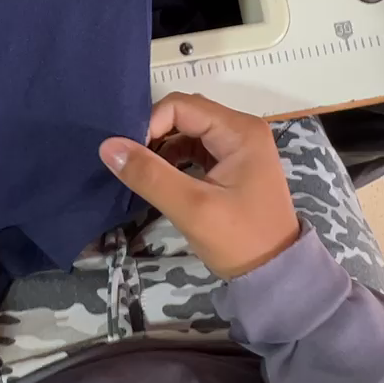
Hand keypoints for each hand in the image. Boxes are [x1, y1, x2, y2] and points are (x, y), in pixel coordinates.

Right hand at [98, 93, 300, 278]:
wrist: (276, 275)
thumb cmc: (240, 240)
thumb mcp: (192, 209)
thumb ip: (149, 175)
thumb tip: (107, 146)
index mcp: (239, 131)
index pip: (181, 106)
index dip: (150, 124)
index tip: (129, 154)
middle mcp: (241, 129)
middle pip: (184, 114)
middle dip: (153, 133)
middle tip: (130, 161)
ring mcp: (238, 146)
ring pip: (187, 130)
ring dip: (162, 146)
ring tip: (140, 171)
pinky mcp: (232, 163)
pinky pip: (195, 147)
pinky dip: (174, 158)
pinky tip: (159, 177)